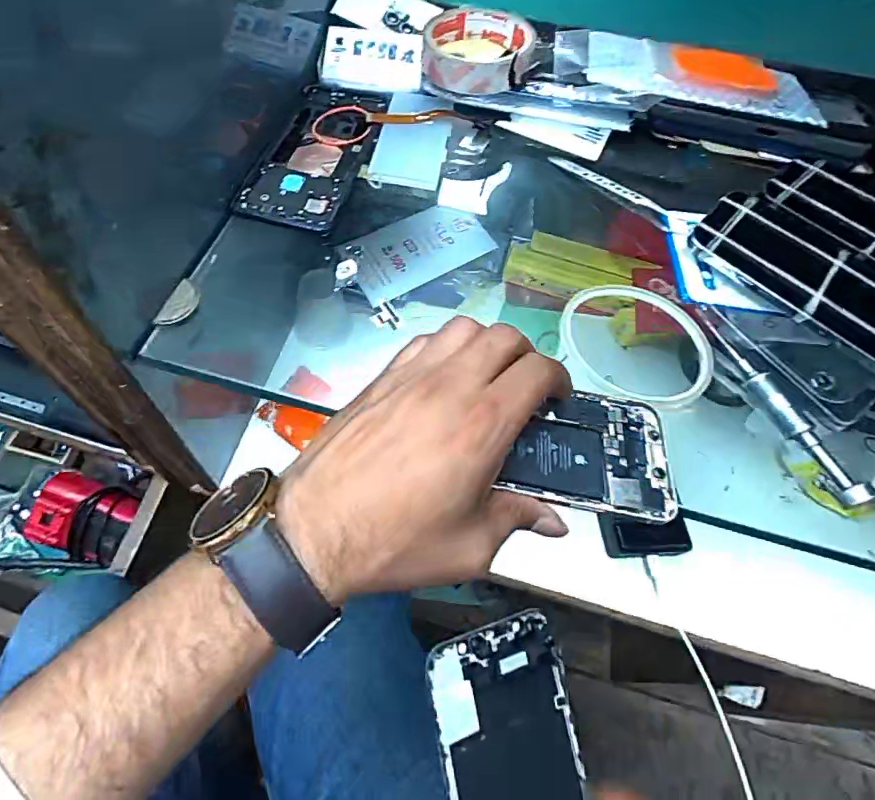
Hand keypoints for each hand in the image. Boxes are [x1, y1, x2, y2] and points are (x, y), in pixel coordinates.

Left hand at [275, 317, 571, 604]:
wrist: (314, 529)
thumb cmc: (393, 541)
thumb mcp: (469, 547)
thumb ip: (516, 521)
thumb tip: (550, 519)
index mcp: (481, 424)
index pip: (537, 371)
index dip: (559, 379)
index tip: (559, 399)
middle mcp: (449, 386)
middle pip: (504, 338)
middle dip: (527, 357)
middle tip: (527, 390)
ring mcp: (412, 375)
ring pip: (464, 329)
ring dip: (486, 344)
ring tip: (487, 377)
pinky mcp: (383, 377)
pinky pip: (425, 341)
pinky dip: (447, 347)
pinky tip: (443, 377)